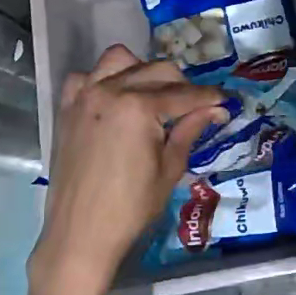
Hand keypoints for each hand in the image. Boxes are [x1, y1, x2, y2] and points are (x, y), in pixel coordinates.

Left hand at [32, 45, 225, 294]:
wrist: (81, 234)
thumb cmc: (132, 207)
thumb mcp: (170, 168)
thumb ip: (190, 130)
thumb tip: (216, 109)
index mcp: (138, 107)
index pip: (186, 94)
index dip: (211, 98)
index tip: (228, 102)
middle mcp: (109, 91)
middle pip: (158, 71)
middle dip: (183, 86)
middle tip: (197, 108)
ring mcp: (84, 97)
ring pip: (121, 61)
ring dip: (144, 72)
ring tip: (156, 97)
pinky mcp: (67, 109)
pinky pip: (86, 77)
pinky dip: (104, 80)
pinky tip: (117, 100)